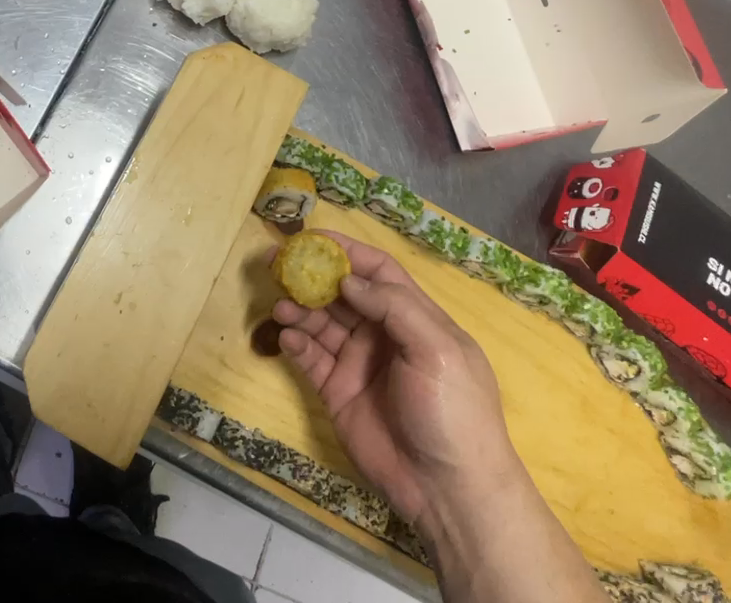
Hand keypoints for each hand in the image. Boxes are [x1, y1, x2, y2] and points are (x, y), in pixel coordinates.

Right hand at [273, 231, 525, 527]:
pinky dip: (295, 343)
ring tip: (281, 305)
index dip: (347, 252)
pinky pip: (310, 358)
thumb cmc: (453, 411)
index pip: (377, 271)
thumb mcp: (437, 350)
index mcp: (414, 318)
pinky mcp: (337, 391)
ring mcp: (358, 363)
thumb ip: (394, 307)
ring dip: (299, 308)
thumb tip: (348, 278)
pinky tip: (288, 337)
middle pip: (341, 293)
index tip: (312, 240)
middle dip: (310, 276)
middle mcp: (382, 335)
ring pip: (321, 322)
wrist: (448, 490)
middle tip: (276, 263)